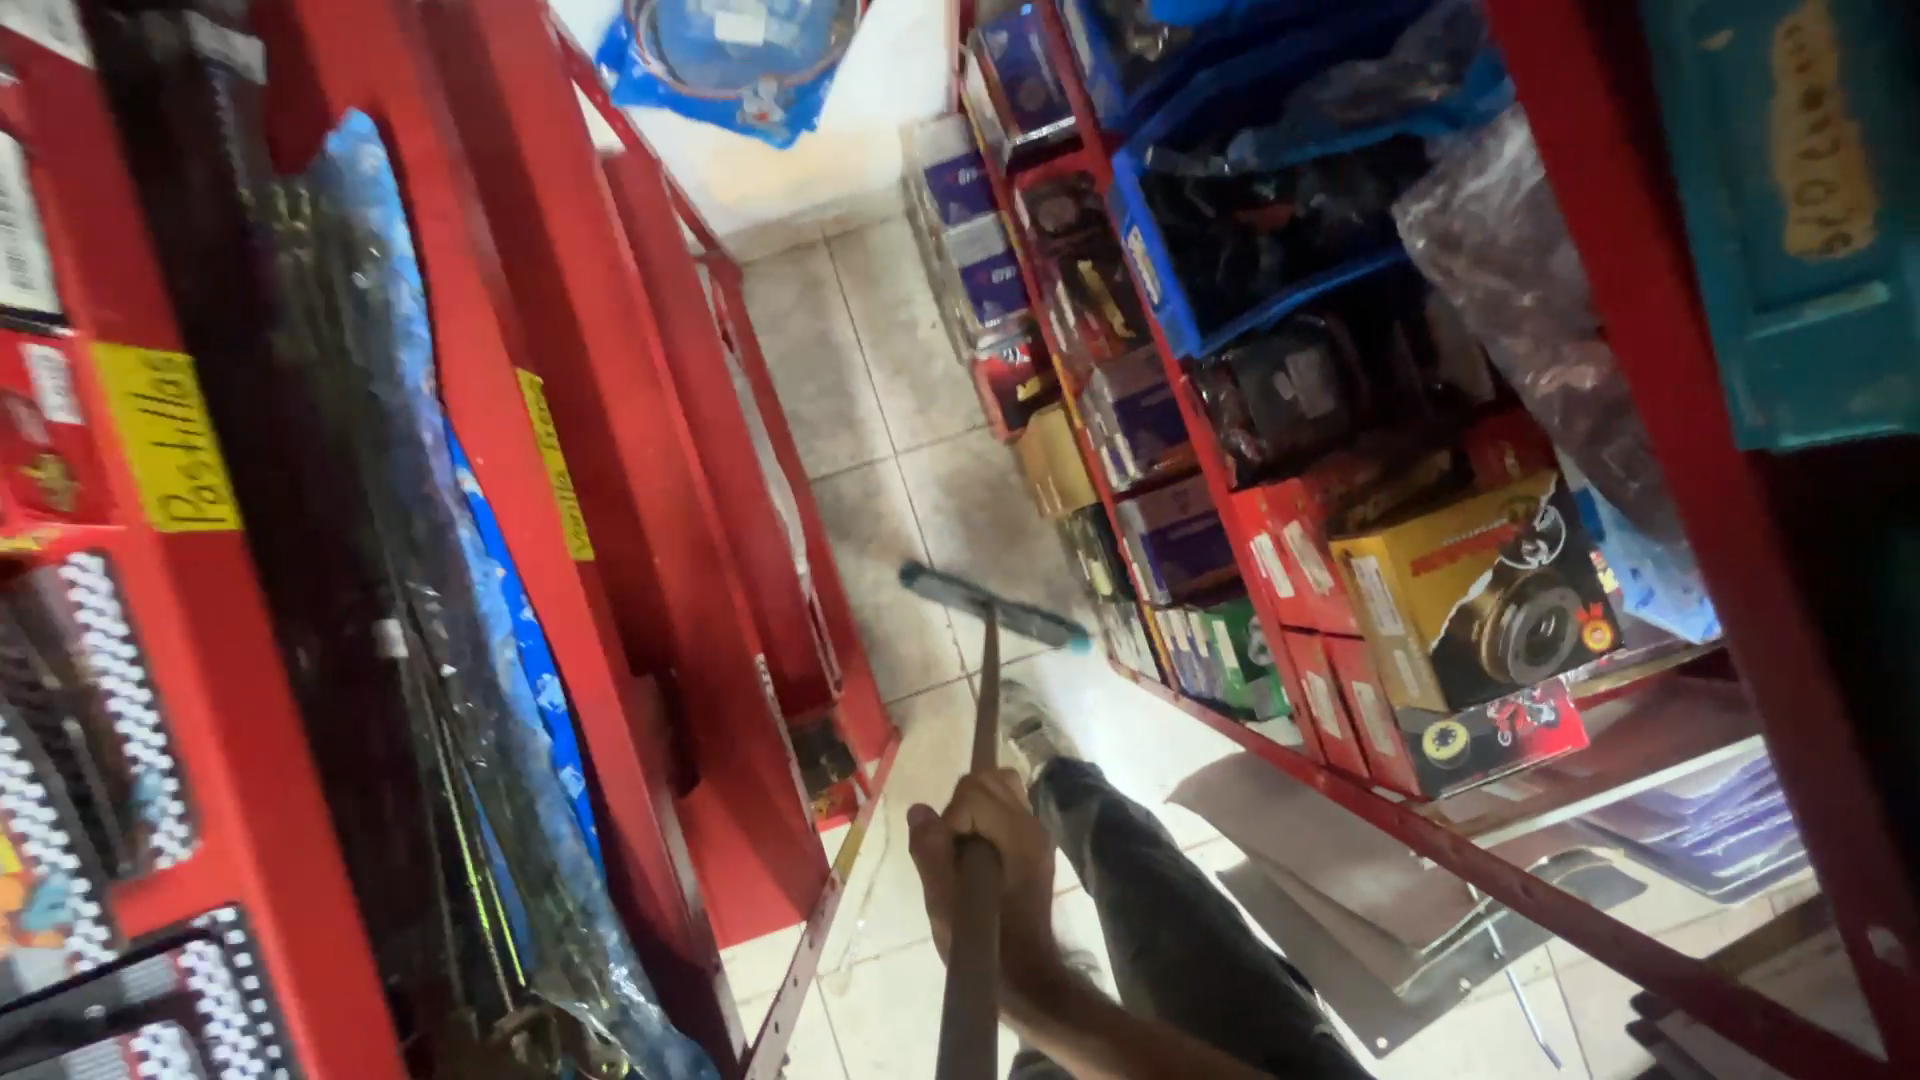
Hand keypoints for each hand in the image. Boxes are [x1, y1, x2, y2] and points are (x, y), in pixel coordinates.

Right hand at [907, 768, 1064, 1009]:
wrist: (1025, 977)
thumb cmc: (984, 943)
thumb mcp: (944, 902)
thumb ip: (930, 851)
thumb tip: (919, 810)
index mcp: (1017, 835)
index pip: (973, 792)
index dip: (951, 820)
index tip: (949, 858)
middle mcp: (1032, 825)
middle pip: (990, 779)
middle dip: (961, 805)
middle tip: (952, 849)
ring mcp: (1036, 833)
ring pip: (1001, 787)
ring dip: (974, 805)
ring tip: (962, 845)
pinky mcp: (1034, 845)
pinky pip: (1007, 807)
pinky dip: (986, 815)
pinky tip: (976, 851)